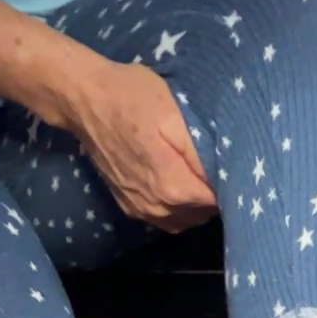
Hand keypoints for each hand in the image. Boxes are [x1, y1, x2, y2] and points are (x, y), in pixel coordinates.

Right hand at [59, 60, 213, 231]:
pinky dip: (179, 208)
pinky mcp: (131, 209)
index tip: (233, 169)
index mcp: (175, 188)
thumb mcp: (176, 114)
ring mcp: (144, 212)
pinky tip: (179, 186)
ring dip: (197, 204)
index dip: (230, 186)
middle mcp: (161, 208)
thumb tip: (226, 178)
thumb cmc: (132, 98)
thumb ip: (202, 153)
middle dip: (215, 195)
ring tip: (200, 177)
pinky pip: (168, 219)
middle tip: (217, 169)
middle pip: (205, 214)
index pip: (219, 202)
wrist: (83, 100)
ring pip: (188, 219)